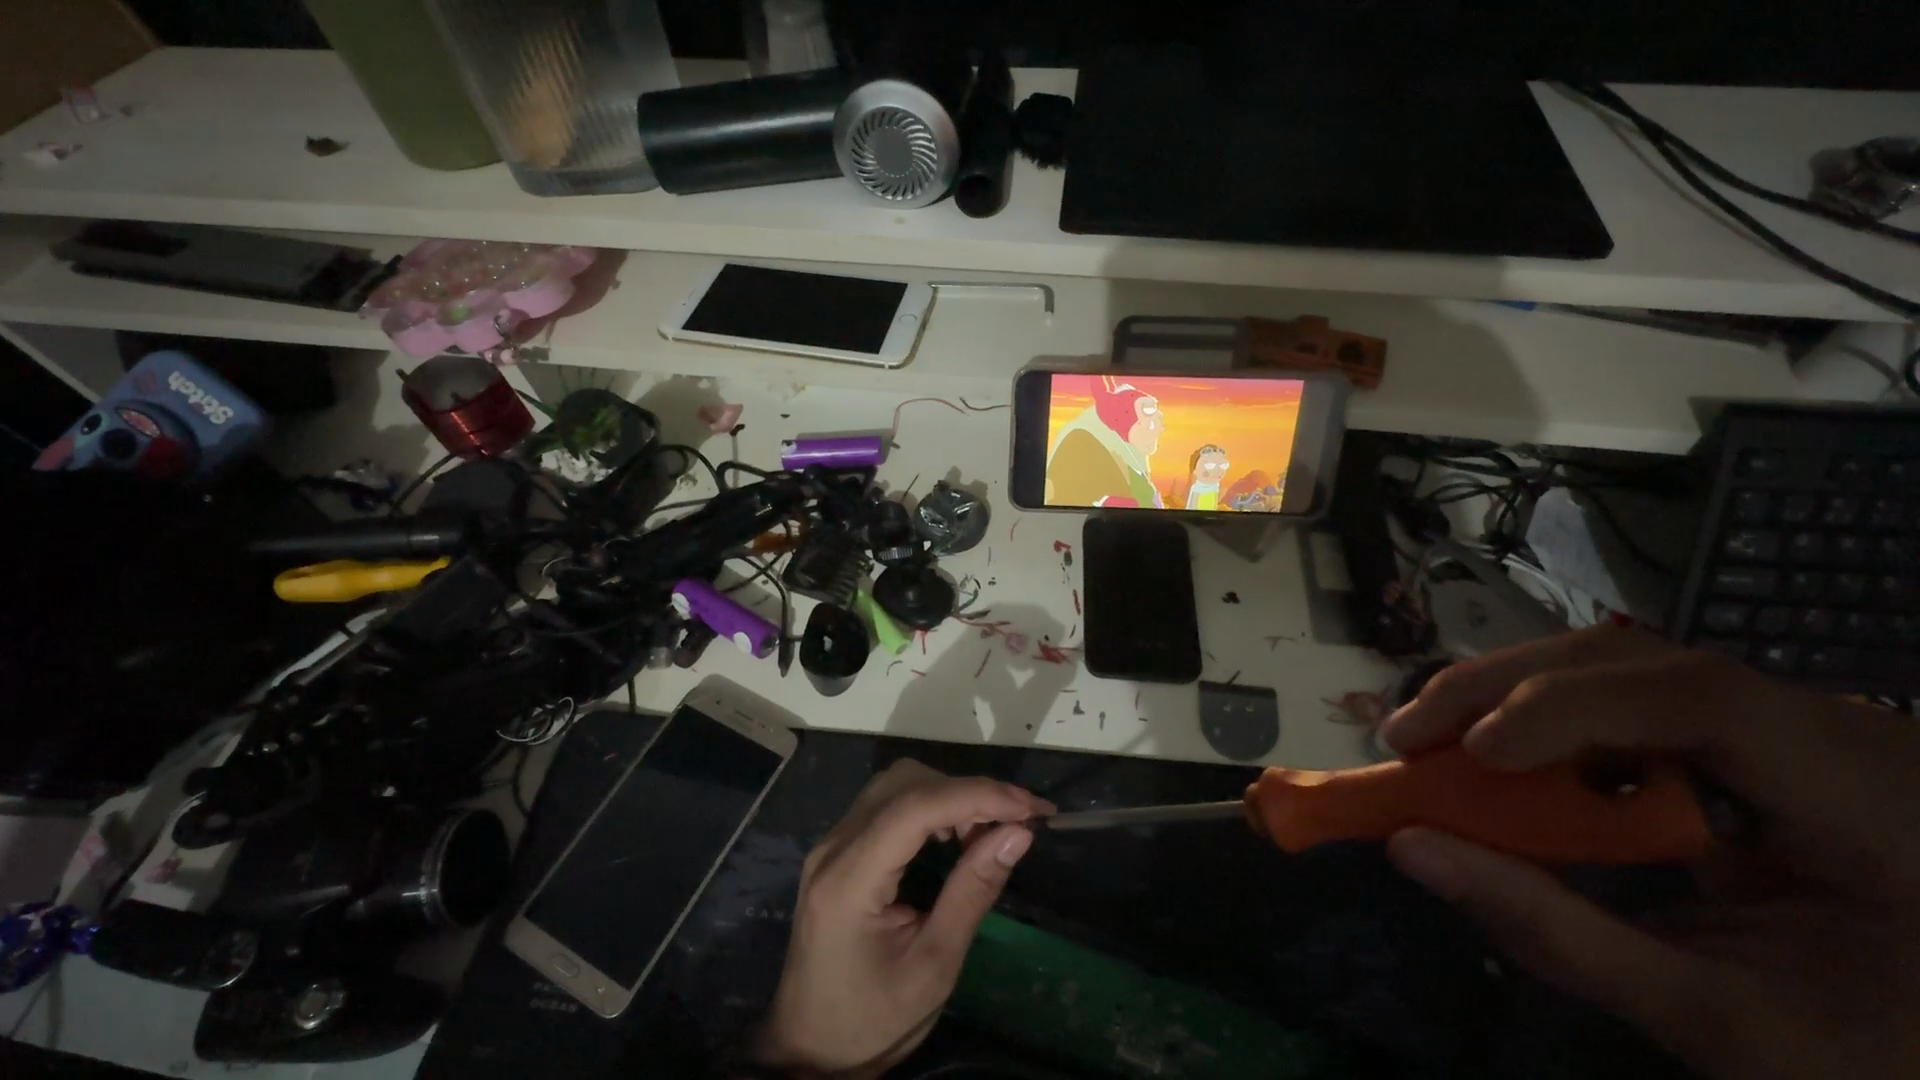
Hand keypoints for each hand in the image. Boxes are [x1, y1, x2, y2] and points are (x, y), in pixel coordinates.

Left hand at [752, 760, 1053, 1077]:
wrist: (811, 1048)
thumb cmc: (874, 1018)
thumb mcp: (935, 964)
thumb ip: (973, 891)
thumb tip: (1019, 833)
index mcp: (849, 879)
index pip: (915, 808)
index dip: (977, 796)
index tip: (1031, 809)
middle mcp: (833, 847)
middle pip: (905, 785)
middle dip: (968, 792)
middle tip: (1017, 822)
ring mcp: (831, 845)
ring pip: (896, 786)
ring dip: (949, 795)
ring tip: (991, 829)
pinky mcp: (838, 851)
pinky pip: (887, 805)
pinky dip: (929, 806)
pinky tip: (956, 834)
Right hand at [1381, 625, 1919, 1079]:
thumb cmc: (1869, 1053)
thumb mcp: (1715, 1019)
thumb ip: (1557, 934)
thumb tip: (1409, 850)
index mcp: (1868, 797)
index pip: (1702, 700)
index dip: (1569, 708)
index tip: (1472, 756)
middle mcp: (1829, 730)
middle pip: (1635, 659)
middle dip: (1506, 688)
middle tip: (1407, 737)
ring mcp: (1782, 726)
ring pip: (1616, 665)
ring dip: (1508, 694)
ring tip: (1428, 739)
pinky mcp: (1742, 742)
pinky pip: (1622, 702)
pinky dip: (1540, 723)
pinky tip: (1495, 758)